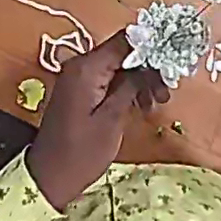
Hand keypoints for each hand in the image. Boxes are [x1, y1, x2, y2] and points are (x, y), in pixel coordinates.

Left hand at [25, 33, 168, 209]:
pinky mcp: (81, 89)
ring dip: (141, 80)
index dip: (152, 46)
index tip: (172, 61)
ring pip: (120, 66)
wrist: (48, 180)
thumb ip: (132, 84)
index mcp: (87, 67)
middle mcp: (81, 64)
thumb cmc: (81, 153)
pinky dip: (127, 87)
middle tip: (165, 91)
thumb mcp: (112, 118)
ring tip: (156, 103)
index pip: (126, 40)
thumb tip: (153, 60)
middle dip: (148, 68)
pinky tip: (141, 105)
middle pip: (124, 52)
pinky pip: (110, 78)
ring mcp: (80, 76)